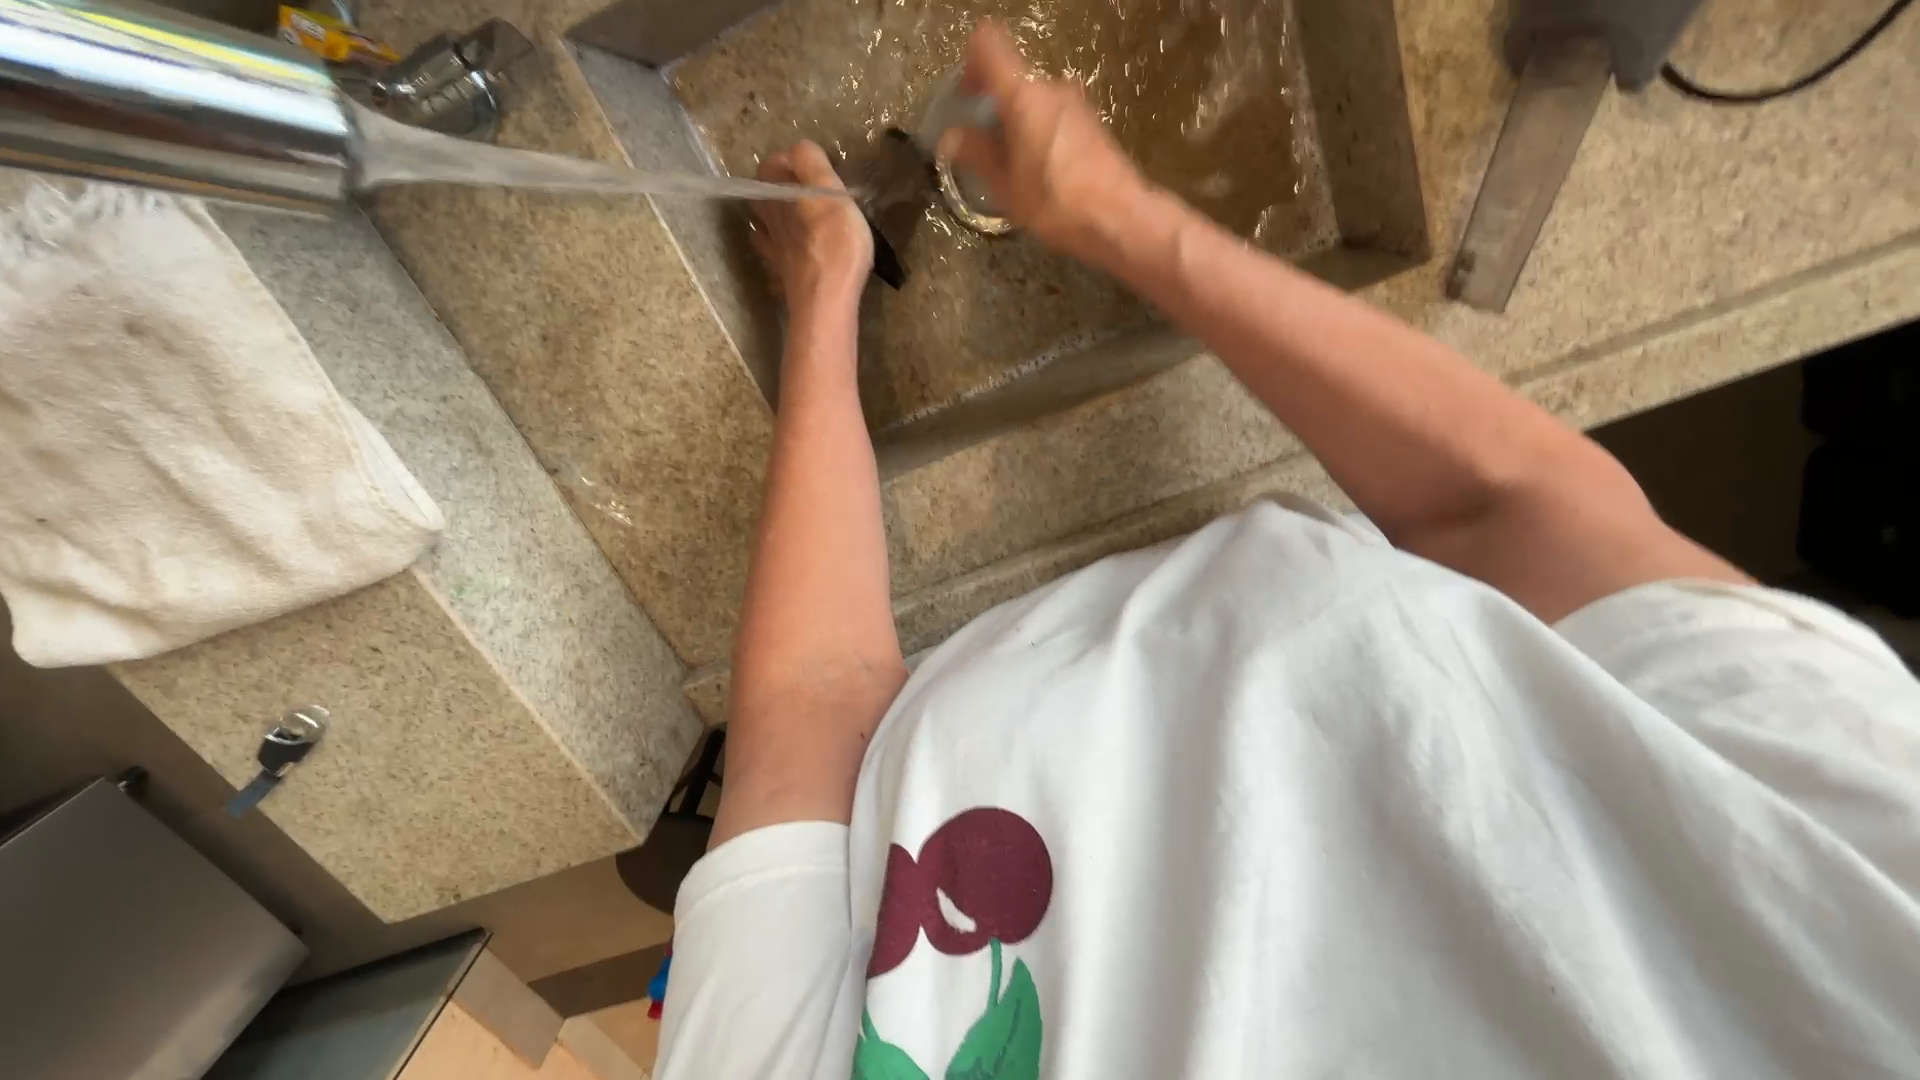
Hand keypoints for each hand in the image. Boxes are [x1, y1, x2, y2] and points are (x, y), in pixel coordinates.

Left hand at [750, 141, 873, 313]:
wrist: (826, 299)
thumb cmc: (834, 242)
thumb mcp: (830, 191)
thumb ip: (812, 163)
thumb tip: (800, 149)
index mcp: (776, 193)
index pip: (773, 162)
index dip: (795, 162)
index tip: (820, 172)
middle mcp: (766, 217)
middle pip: (763, 192)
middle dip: (781, 188)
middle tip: (810, 193)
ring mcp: (771, 248)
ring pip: (763, 223)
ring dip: (776, 217)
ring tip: (801, 219)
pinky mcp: (781, 274)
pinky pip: (772, 253)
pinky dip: (778, 247)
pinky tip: (793, 250)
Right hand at [948, 20, 1149, 259]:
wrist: (1118, 218)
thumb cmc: (1055, 203)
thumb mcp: (1005, 186)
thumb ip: (976, 154)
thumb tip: (951, 137)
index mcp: (1024, 95)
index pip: (988, 45)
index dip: (970, 63)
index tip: (966, 97)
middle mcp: (1051, 88)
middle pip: (1013, 78)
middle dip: (993, 107)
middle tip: (985, 147)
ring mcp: (1076, 103)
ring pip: (1034, 101)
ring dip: (1017, 124)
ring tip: (1013, 167)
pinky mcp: (1092, 123)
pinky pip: (1054, 116)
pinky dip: (1039, 134)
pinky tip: (1041, 172)